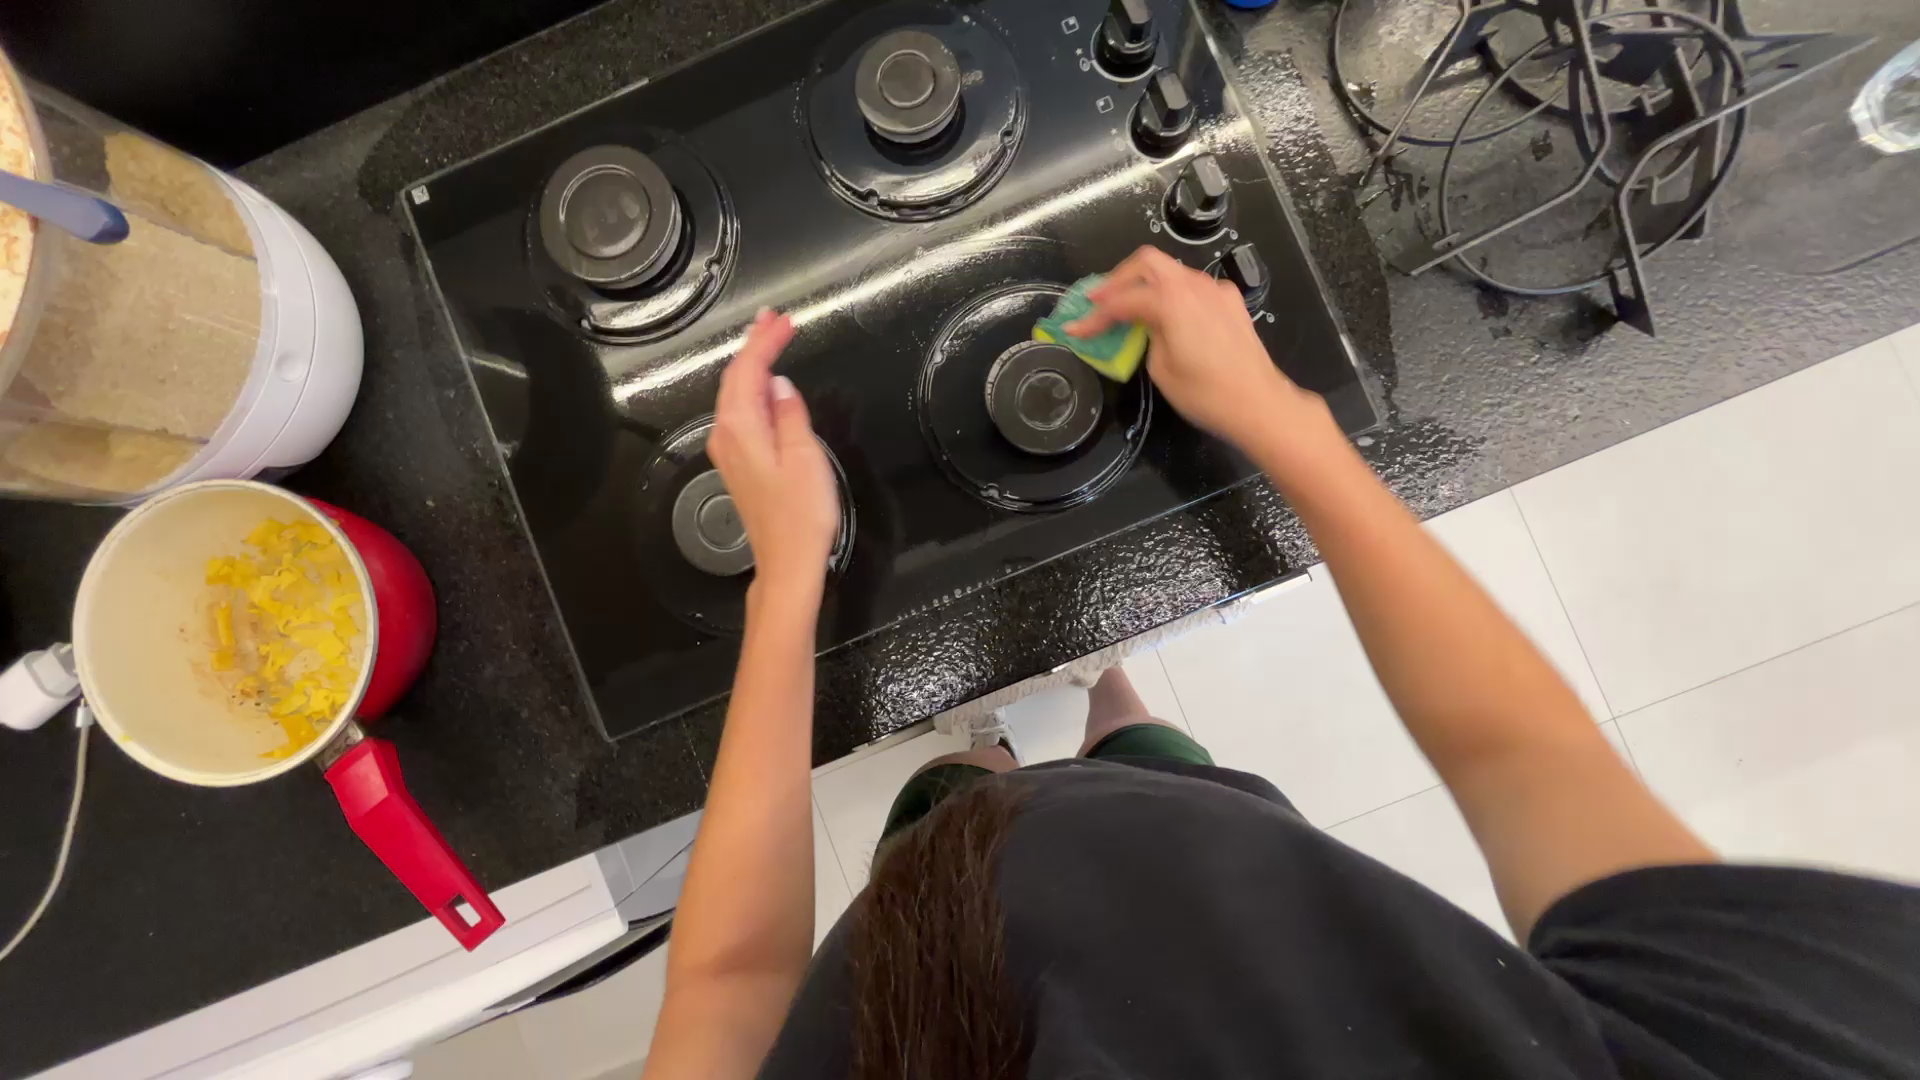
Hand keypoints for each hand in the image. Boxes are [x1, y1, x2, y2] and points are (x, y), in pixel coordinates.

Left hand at [708, 310, 839, 602]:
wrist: (787, 562)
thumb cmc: (801, 515)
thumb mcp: (804, 457)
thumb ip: (790, 414)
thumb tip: (779, 385)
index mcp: (740, 429)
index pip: (748, 371)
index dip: (765, 341)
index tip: (783, 320)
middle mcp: (725, 436)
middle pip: (734, 379)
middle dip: (754, 346)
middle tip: (775, 320)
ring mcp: (728, 452)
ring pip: (735, 395)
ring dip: (752, 366)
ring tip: (771, 341)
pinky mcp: (737, 465)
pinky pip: (739, 413)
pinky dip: (752, 390)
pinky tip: (765, 385)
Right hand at [1066, 247, 1331, 453]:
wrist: (1258, 403)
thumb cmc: (1205, 393)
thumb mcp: (1160, 368)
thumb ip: (1147, 336)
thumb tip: (1146, 327)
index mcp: (1172, 300)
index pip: (1122, 300)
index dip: (1094, 315)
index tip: (1076, 328)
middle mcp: (1194, 285)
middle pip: (1147, 263)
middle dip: (1118, 281)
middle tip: (1097, 301)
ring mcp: (1216, 290)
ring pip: (1171, 271)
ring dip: (1145, 285)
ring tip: (1127, 308)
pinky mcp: (1230, 303)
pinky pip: (1193, 287)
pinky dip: (1171, 294)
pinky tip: (1166, 315)